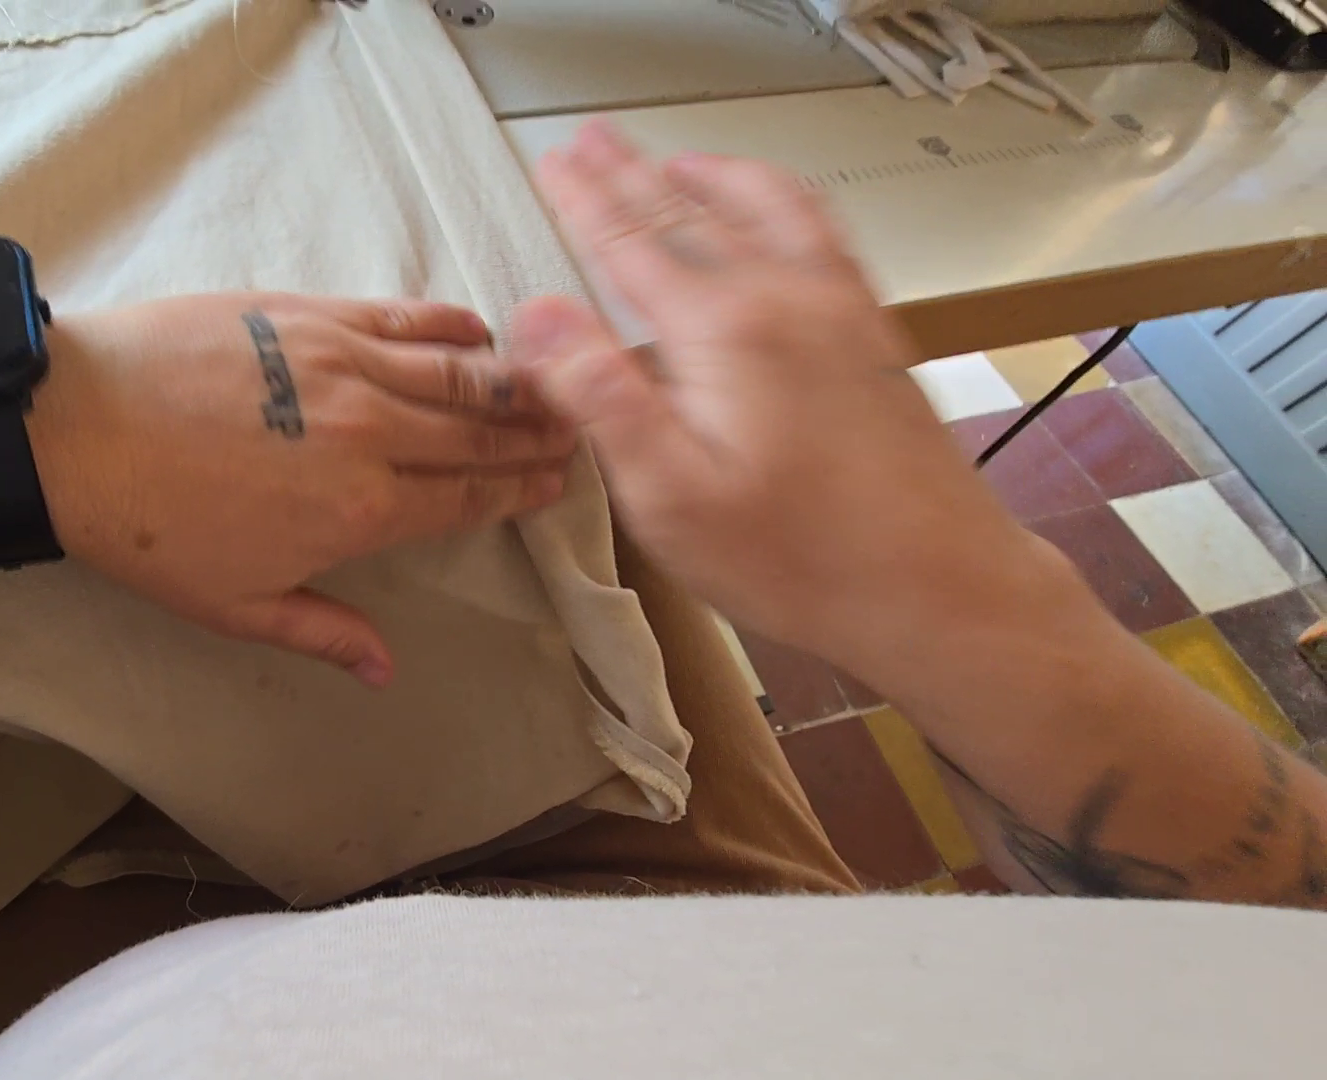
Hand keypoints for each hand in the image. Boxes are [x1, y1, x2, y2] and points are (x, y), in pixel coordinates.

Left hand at [32, 293, 575, 685]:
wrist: (72, 432)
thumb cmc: (151, 530)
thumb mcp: (236, 607)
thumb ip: (323, 632)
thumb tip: (387, 670)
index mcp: (359, 511)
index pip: (464, 497)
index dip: (515, 488)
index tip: (555, 480)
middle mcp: (369, 434)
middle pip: (474, 431)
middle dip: (533, 432)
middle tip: (575, 428)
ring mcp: (340, 364)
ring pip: (452, 371)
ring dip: (510, 380)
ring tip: (553, 383)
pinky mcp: (305, 314)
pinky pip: (397, 315)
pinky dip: (446, 323)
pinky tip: (479, 328)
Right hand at [513, 121, 1055, 677]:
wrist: (935, 588)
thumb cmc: (794, 556)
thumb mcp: (668, 493)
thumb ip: (600, 396)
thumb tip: (538, 319)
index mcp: (726, 331)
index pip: (632, 242)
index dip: (583, 200)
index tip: (554, 163)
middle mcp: (787, 299)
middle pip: (692, 211)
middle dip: (632, 172)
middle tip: (595, 141)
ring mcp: (839, 311)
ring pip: (765, 208)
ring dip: (708, 174)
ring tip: (675, 157)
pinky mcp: (869, 338)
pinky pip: (819, 235)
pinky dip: (779, 202)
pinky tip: (773, 214)